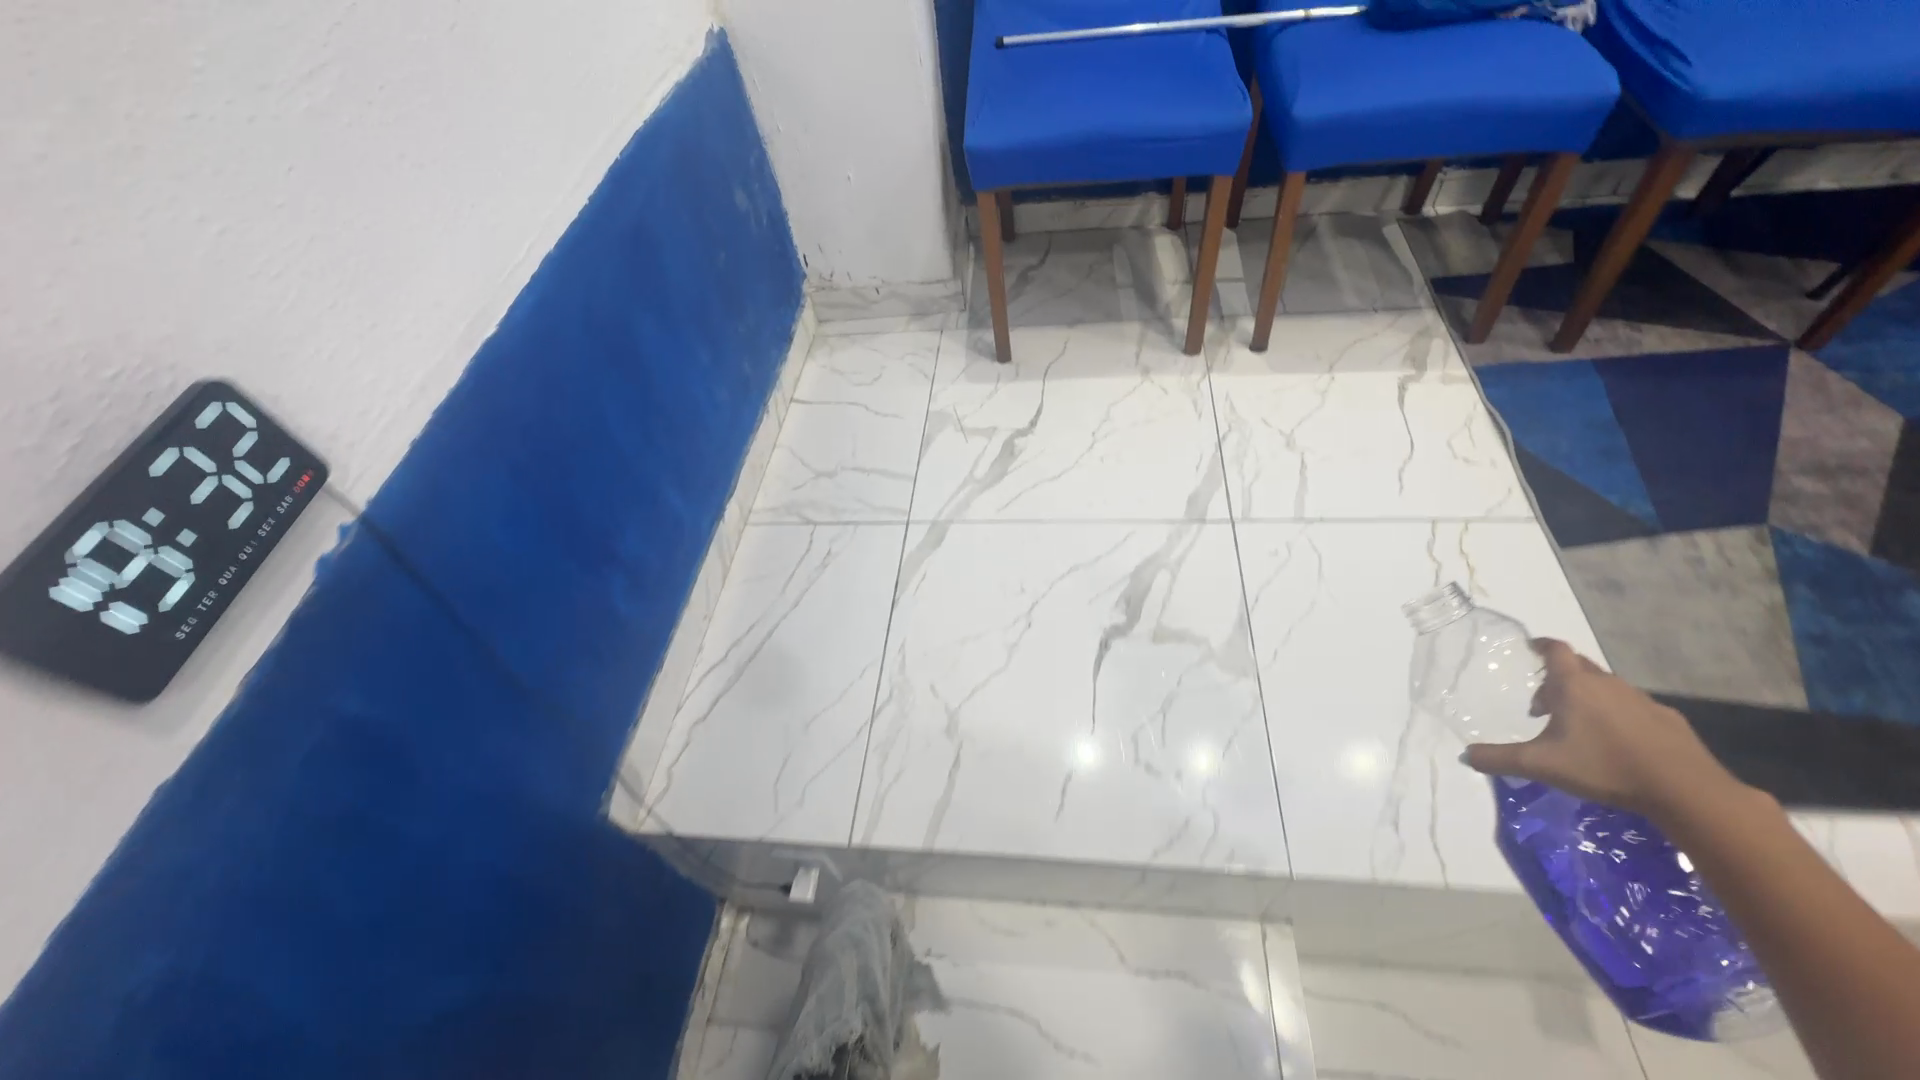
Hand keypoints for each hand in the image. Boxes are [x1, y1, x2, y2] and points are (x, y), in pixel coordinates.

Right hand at [1461, 638, 1751, 822]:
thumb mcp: (1541, 765)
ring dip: (1588, 698)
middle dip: (1559, 677)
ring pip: (1606, 687)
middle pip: (1580, 667)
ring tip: (1577, 726)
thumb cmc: (1603, 766)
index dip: (1542, 645)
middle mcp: (1607, 684)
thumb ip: (1499, 759)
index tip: (1530, 648)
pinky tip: (1616, 742)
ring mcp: (1641, 700)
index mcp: (1574, 687)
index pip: (1556, 650)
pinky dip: (1617, 716)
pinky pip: (1633, 708)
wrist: (1684, 788)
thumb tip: (1465, 755)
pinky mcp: (1666, 719)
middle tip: (1544, 700)